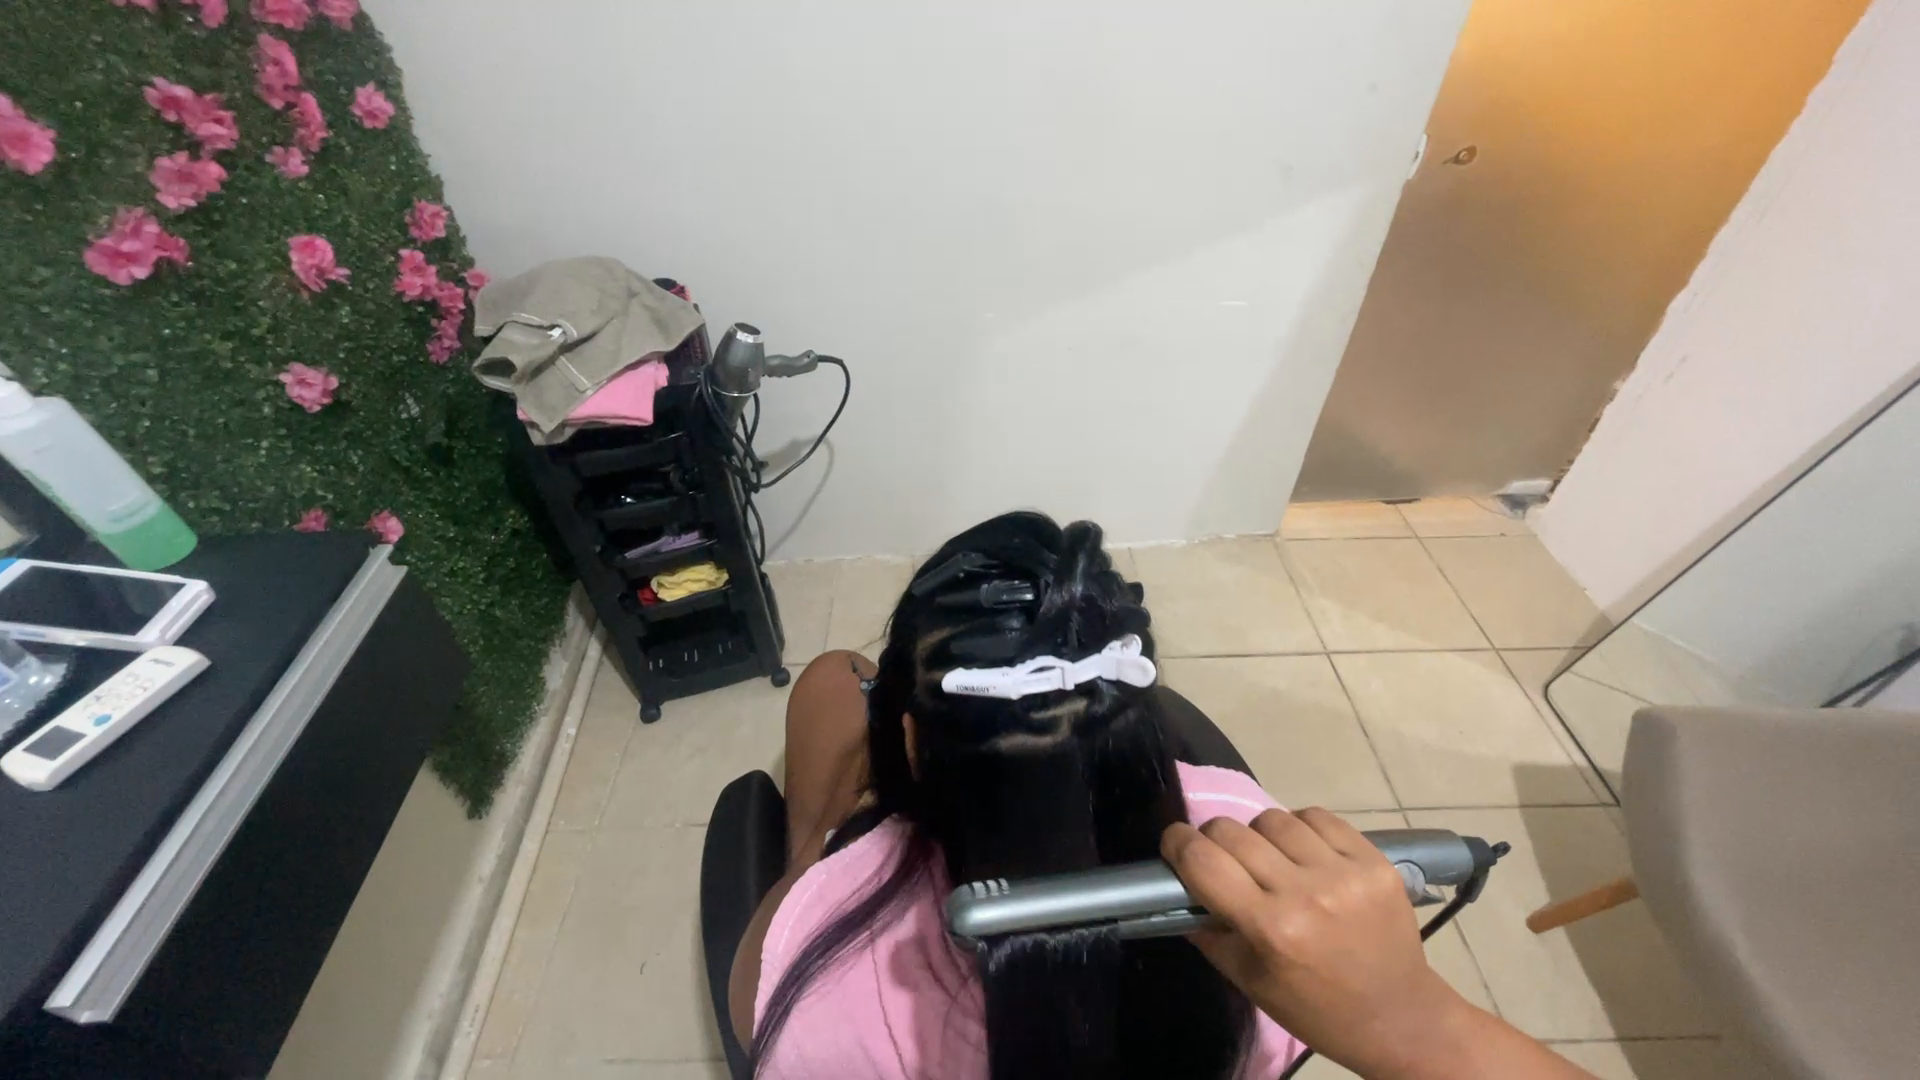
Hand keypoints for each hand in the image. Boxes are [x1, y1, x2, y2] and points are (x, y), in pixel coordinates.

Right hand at [1162, 809, 1472, 1077]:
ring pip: (1271, 818)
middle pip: (1230, 830)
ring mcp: (1344, 873)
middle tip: (1223, 860)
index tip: (1174, 846)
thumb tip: (1176, 887)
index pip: (1202, 859)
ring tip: (1271, 861)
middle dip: (1214, 840)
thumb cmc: (1317, 1008)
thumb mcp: (1249, 981)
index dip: (1176, 843)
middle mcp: (1306, 893)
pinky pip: (1315, 816)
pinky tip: (1306, 855)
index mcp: (1271, 929)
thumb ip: (1207, 931)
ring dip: (1260, 836)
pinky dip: (1300, 828)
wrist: (1403, 1019)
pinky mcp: (1373, 860)